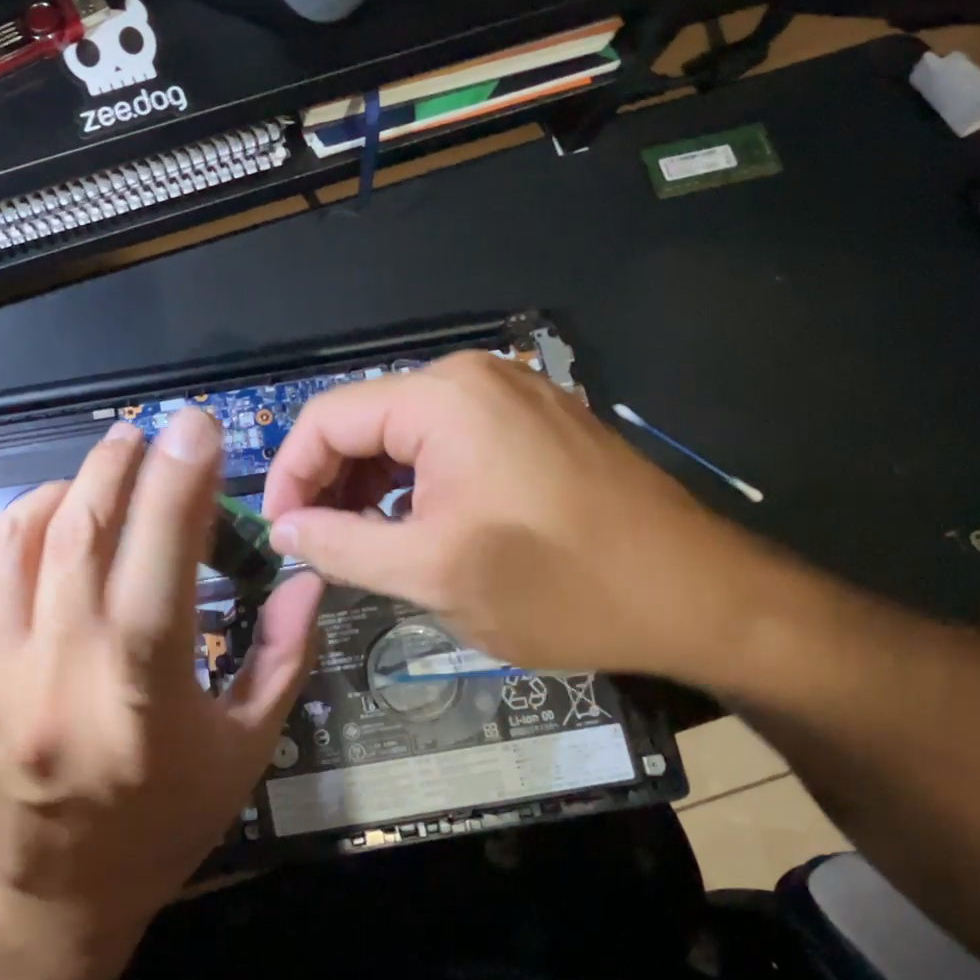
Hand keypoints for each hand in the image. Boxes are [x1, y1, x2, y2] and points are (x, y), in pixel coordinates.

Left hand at [0, 410, 324, 979]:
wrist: (63, 891)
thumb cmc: (165, 823)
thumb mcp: (246, 752)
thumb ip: (280, 657)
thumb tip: (307, 578)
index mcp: (140, 690)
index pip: (159, 560)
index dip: (179, 482)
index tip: (195, 425)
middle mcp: (57, 669)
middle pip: (76, 532)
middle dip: (113, 464)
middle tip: (141, 436)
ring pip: (6, 544)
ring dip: (52, 495)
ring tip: (89, 488)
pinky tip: (13, 555)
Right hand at [261, 351, 770, 678]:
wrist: (701, 601)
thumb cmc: (559, 586)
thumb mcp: (429, 573)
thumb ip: (339, 546)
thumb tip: (283, 531)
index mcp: (443, 399)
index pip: (325, 419)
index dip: (288, 477)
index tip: (278, 536)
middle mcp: (475, 379)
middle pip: (364, 421)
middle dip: (328, 484)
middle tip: (315, 548)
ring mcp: (513, 398)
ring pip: (404, 436)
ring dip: (369, 488)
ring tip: (359, 547)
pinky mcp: (538, 426)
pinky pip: (449, 445)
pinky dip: (414, 486)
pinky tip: (412, 530)